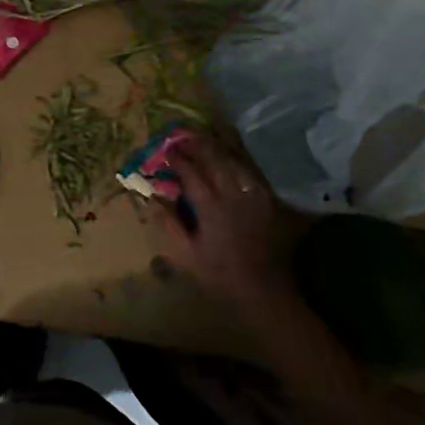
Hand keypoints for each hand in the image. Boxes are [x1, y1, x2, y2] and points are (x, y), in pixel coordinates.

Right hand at [155, 134, 287, 308]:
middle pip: (217, 161)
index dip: (178, 159)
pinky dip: (240, 159)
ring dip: (219, 146)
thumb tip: (154, 196)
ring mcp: (257, 199)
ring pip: (238, 163)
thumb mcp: (183, 253)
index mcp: (212, 209)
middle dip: (198, 144)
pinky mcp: (270, 203)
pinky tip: (230, 153)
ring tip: (204, 135)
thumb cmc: (217, 274)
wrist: (264, 291)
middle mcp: (236, 198)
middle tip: (182, 133)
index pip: (192, 174)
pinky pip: (253, 173)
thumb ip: (168, 222)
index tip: (164, 149)